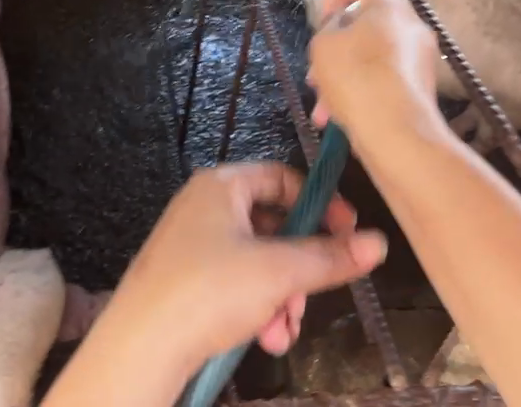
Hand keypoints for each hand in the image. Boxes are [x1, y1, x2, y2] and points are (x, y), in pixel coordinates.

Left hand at [97, 162, 386, 367]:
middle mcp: (205, 204)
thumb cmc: (210, 289)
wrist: (143, 343)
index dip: (320, 204)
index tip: (350, 236)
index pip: (283, 178)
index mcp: (222, 184)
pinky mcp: (188, 276)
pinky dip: (257, 307)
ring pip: (259, 260)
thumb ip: (329, 257)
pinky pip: (237, 281)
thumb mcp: (278, 272)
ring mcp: (194, 241)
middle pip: (273, 224)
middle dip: (299, 269)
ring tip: (282, 332)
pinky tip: (264, 340)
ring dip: (281, 297)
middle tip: (310, 299)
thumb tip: (378, 243)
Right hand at [307, 0, 444, 140]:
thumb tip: (340, 31)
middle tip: (315, 68)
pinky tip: (336, 118)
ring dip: (342, 74)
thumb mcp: (323, 44)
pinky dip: (359, 91)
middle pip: (367, 22)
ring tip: (320, 106)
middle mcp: (411, 27)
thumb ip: (328, 29)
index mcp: (390, 5)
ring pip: (371, 55)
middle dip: (335, 44)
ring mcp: (419, 59)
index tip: (325, 14)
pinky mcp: (419, 89)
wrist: (399, 135)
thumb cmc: (357, 77)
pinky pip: (383, 79)